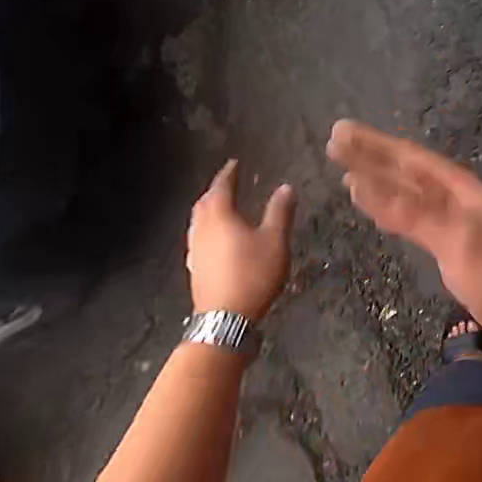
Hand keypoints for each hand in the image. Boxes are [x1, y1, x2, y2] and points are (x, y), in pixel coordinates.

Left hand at [186, 159, 295, 320]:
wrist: (225, 318)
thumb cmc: (252, 274)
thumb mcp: (275, 240)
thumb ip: (280, 212)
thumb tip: (285, 187)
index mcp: (220, 217)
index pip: (221, 188)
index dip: (228, 174)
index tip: (234, 164)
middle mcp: (202, 230)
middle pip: (204, 203)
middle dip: (215, 191)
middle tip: (227, 184)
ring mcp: (195, 251)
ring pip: (199, 222)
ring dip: (209, 210)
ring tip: (222, 208)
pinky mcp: (195, 269)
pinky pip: (199, 239)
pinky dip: (208, 230)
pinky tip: (216, 240)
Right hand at [326, 120, 481, 355]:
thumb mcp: (457, 238)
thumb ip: (410, 211)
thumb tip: (358, 181)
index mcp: (459, 188)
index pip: (408, 158)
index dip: (373, 145)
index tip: (339, 132)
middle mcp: (456, 199)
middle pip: (407, 172)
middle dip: (372, 157)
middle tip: (334, 142)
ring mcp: (456, 224)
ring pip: (410, 195)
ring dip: (380, 181)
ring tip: (349, 172)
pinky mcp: (454, 250)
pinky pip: (415, 221)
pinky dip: (393, 212)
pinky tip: (382, 212)